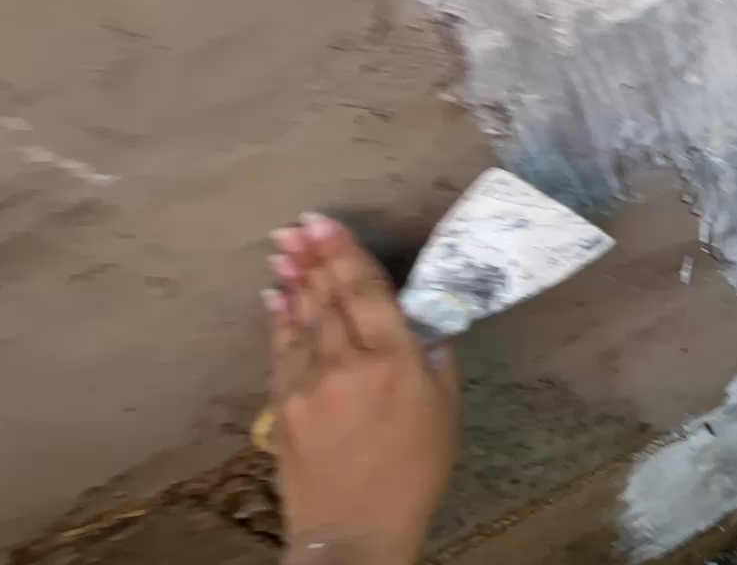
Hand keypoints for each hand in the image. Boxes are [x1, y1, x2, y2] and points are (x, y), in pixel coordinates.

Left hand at [265, 214, 458, 564]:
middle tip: (298, 224)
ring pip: (301, 321)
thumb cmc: (419, 462)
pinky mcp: (285, 408)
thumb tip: (423, 324)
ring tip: (284, 248)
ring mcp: (307, 385)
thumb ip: (433, 357)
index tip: (328, 223)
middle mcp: (345, 363)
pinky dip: (279, 321)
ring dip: (294, 281)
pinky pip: (282, 353)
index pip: (367, 293)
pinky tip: (276, 297)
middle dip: (314, 258)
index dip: (346, 255)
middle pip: (329, 299)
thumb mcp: (445, 403)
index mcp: (394, 358)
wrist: (356, 529)